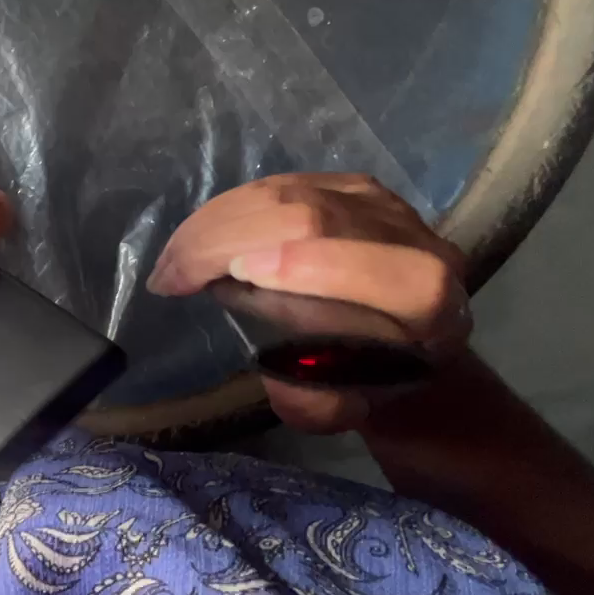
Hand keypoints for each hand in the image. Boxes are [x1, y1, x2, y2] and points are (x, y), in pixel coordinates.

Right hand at [145, 173, 469, 432]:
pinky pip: (275, 185)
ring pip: (286, 195)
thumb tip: (275, 372)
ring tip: (170, 260)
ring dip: (212, 225)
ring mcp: (377, 205)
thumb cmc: (361, 381)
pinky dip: (222, 211)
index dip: (306, 265)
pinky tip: (192, 238)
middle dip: (228, 242)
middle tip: (169, 277)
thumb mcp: (335, 410)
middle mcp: (411, 241)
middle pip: (314, 218)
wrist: (399, 341)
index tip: (233, 277)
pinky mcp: (344, 186)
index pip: (377, 269)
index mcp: (424, 304)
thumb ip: (312, 399)